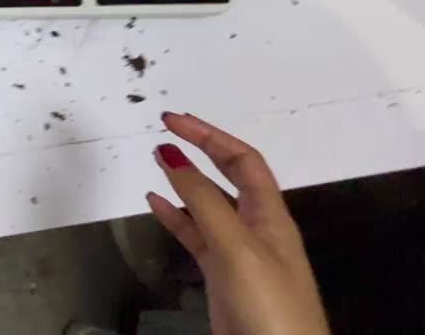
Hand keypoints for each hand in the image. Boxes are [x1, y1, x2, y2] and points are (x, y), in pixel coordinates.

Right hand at [147, 112, 330, 334]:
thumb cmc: (268, 304)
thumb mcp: (235, 246)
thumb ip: (202, 199)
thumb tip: (168, 151)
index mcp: (270, 218)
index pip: (244, 162)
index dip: (210, 136)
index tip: (171, 120)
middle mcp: (257, 229)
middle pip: (229, 177)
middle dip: (200, 149)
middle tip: (165, 129)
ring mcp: (240, 253)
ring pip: (209, 204)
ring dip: (183, 179)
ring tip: (155, 160)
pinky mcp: (222, 275)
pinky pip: (195, 233)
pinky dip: (174, 215)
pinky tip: (154, 204)